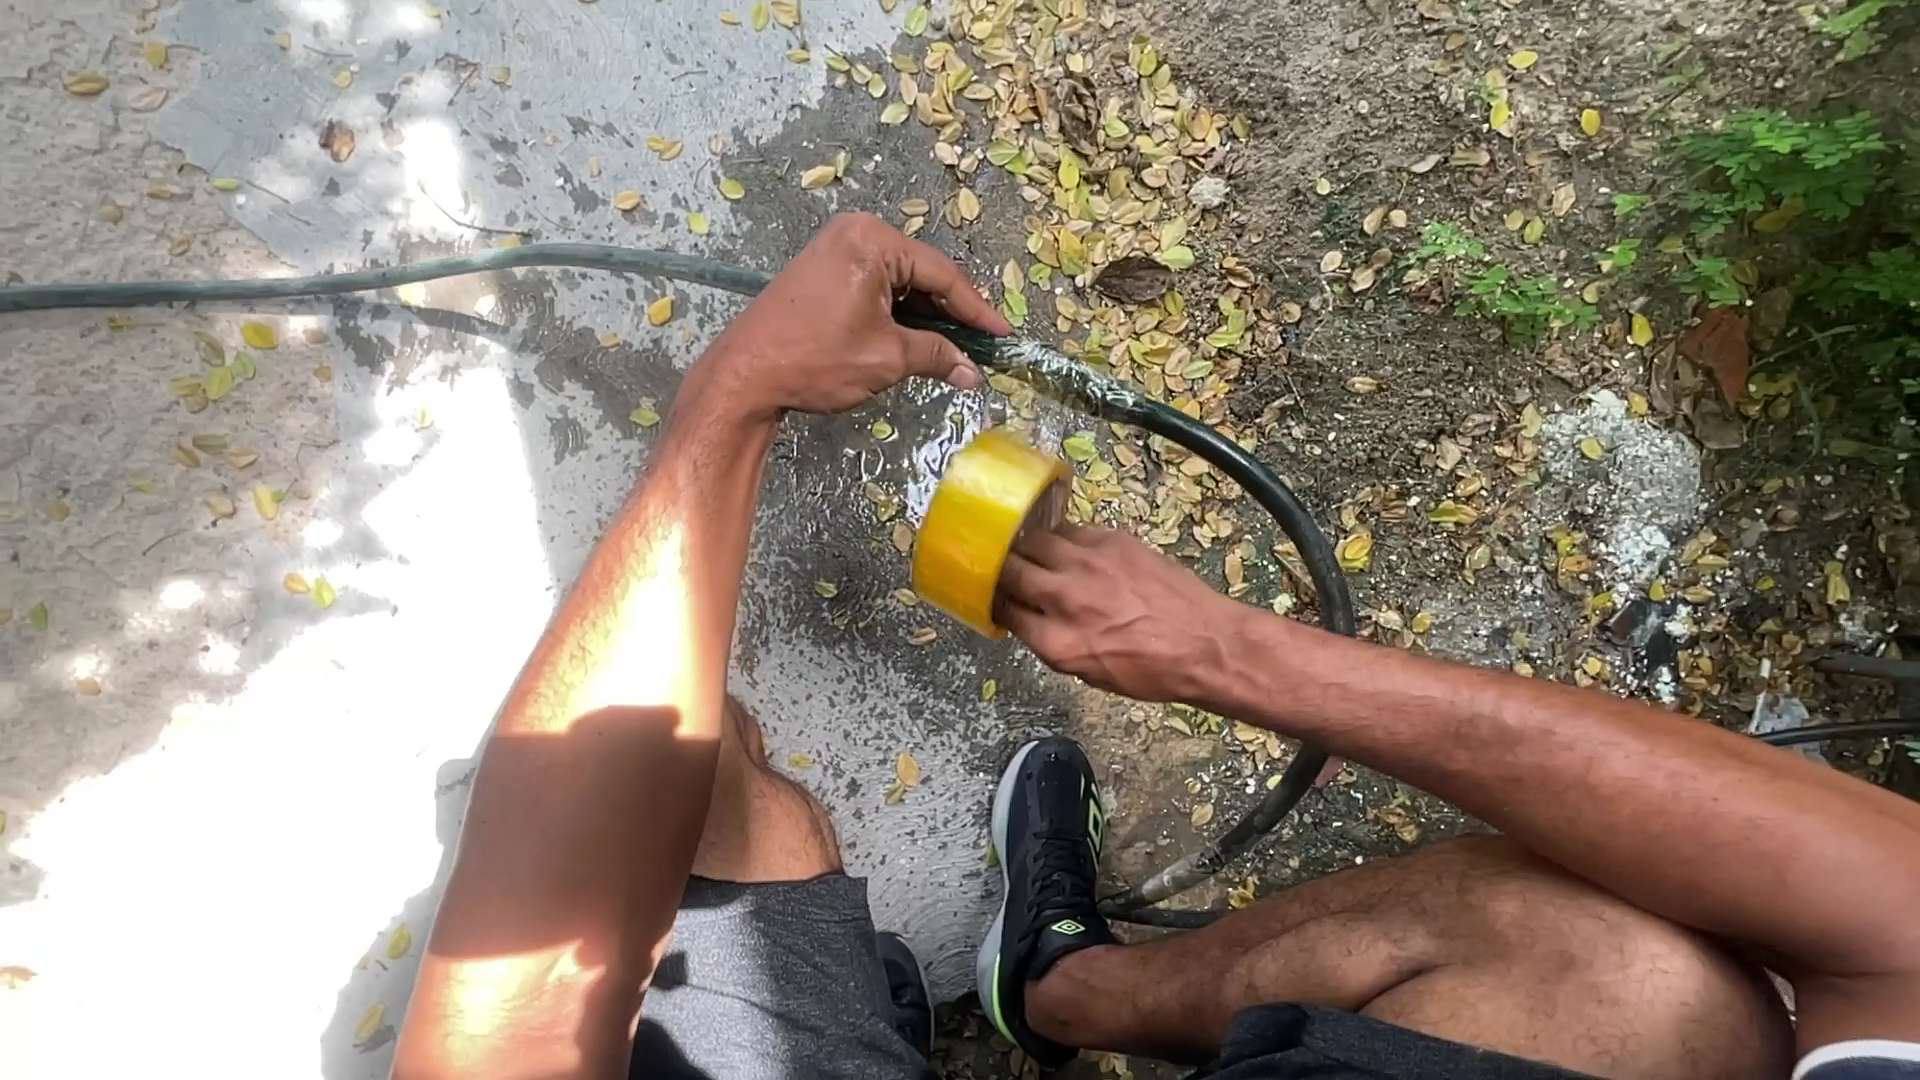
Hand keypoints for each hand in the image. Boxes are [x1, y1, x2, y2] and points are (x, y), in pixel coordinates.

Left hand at [691, 213, 1010, 420]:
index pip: (942, 275)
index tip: (1002, 334)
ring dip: (925, 317)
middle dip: (951, 314)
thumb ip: (936, 357)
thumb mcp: (886, 358)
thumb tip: (972, 373)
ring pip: (899, 282)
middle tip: (979, 346)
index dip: (977, 310)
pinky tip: (914, 339)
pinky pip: (875, 286)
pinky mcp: (823, 271)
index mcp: (874, 241)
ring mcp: (836, 249)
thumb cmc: (817, 360)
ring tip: (951, 350)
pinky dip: (898, 314)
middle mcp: (856, 233)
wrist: (746, 375)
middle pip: (922, 274)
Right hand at [995, 526, 1241, 703]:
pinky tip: (1067, 550)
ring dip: (1026, 549)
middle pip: (1009, 571)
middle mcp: (1065, 598)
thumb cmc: (1151, 670)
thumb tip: (1027, 617)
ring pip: (1033, 541)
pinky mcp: (1111, 541)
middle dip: (999, 570)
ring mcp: (1088, 564)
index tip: (990, 598)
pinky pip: (1069, 530)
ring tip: (1032, 555)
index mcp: (1058, 643)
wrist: (1206, 644)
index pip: (1003, 612)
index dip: (991, 603)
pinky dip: (1060, 540)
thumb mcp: (1089, 674)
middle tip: (1002, 572)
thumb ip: (1049, 643)